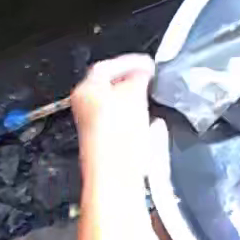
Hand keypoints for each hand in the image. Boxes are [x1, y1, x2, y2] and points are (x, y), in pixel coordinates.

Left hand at [71, 55, 157, 200]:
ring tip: (153, 99)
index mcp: (86, 91)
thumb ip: (138, 77)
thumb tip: (143, 71)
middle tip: (150, 79)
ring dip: (137, 101)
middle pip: (111, 87)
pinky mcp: (108, 145)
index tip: (148, 64)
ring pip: (119, 107)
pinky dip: (139, 120)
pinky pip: (125, 126)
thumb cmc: (117, 137)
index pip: (107, 66)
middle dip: (133, 81)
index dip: (130, 62)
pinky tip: (153, 125)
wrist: (117, 178)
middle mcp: (86, 108)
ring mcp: (96, 128)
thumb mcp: (134, 94)